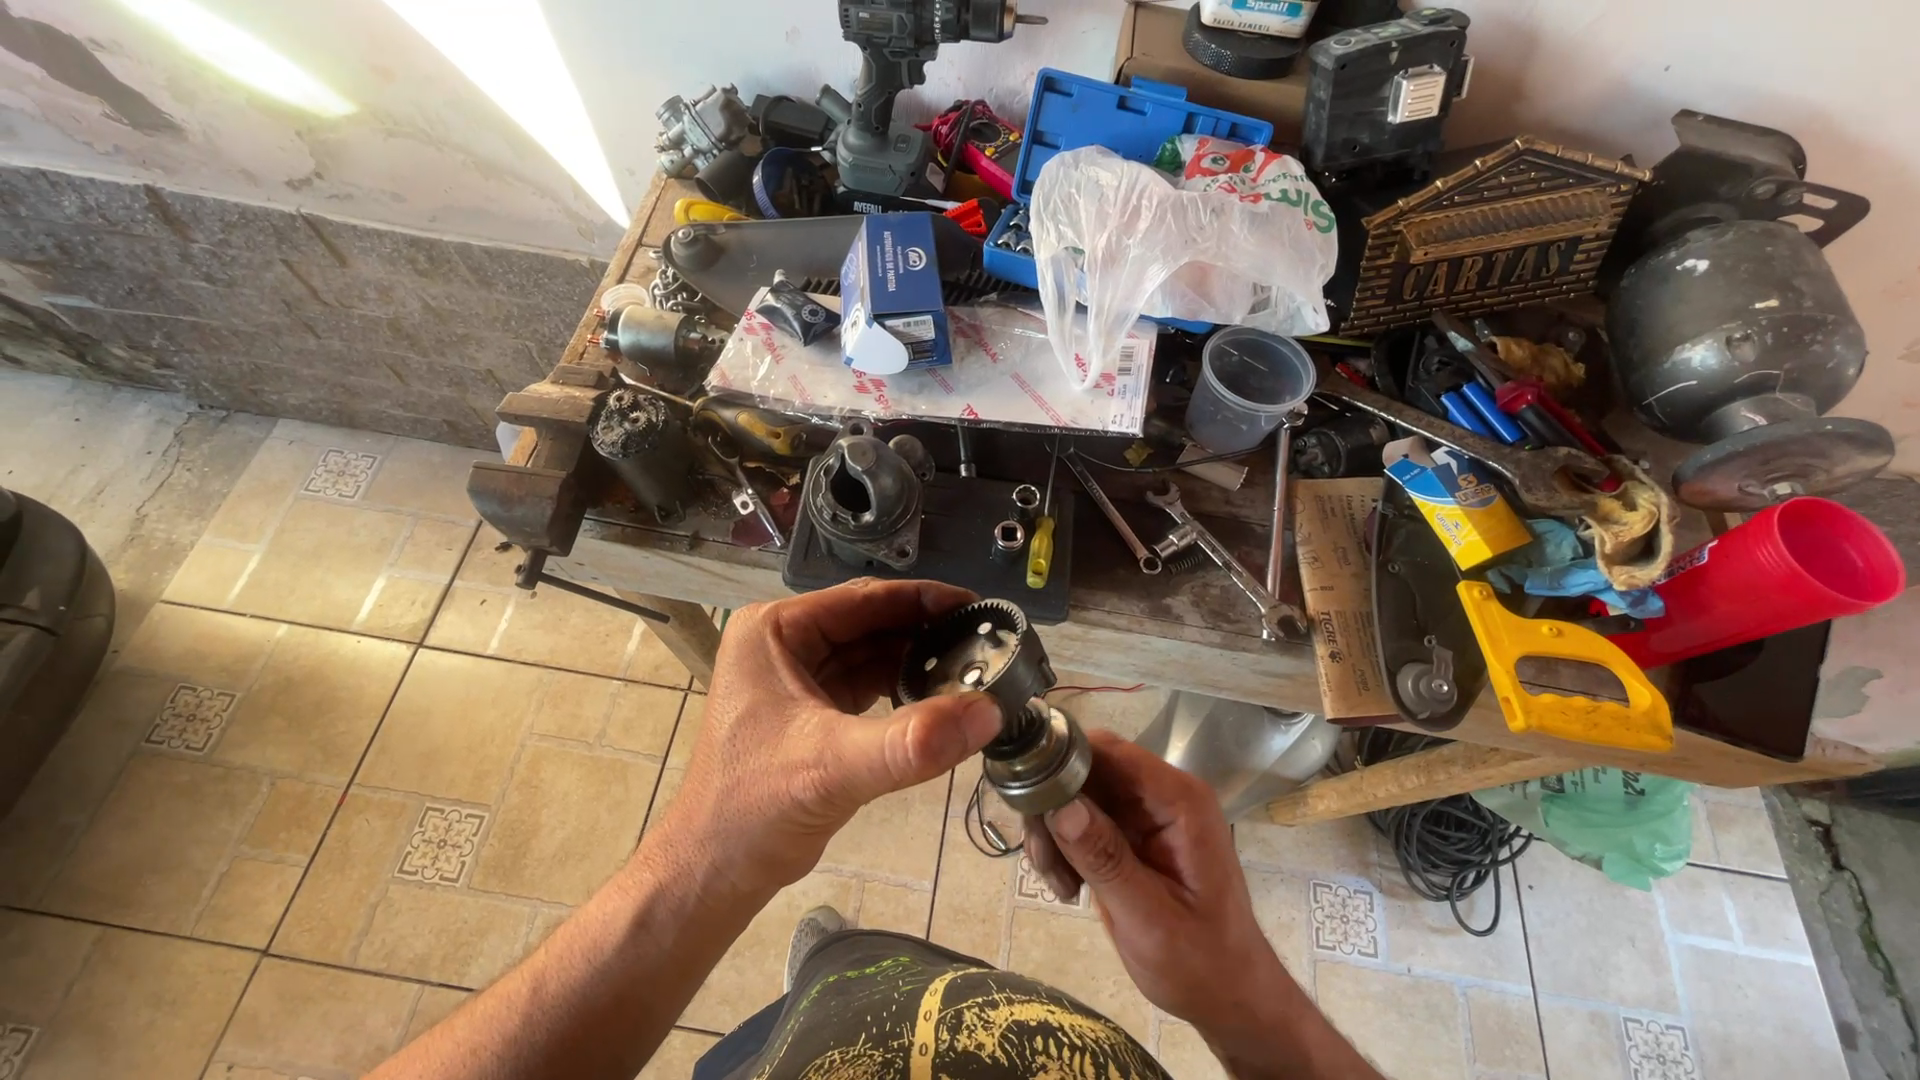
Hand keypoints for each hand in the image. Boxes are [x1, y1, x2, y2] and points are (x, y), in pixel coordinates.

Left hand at [657, 579, 1003, 896]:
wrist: (713, 873)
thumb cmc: (754, 809)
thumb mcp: (834, 767)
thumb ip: (913, 741)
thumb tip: (991, 712)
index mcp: (775, 631)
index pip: (863, 599)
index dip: (925, 600)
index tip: (980, 609)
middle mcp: (785, 643)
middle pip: (872, 624)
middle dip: (927, 634)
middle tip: (988, 645)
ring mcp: (797, 678)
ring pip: (873, 655)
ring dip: (919, 663)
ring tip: (974, 672)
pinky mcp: (813, 712)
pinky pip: (869, 686)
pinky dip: (904, 691)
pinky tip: (941, 702)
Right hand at [1023, 731, 1292, 1033]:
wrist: (1228, 996)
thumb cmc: (1200, 963)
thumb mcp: (1148, 919)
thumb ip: (1105, 859)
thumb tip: (1059, 804)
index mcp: (1179, 801)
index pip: (1109, 751)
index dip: (1061, 760)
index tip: (1024, 795)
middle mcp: (1161, 794)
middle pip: (1085, 769)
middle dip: (1052, 807)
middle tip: (1040, 861)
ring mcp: (1144, 812)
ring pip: (1075, 794)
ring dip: (1053, 832)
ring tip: (1058, 886)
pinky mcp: (1128, 832)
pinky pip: (1080, 819)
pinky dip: (1063, 846)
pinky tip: (1068, 887)